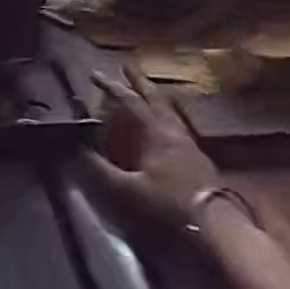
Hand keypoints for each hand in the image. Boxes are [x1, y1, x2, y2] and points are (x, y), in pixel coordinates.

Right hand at [83, 68, 221, 229]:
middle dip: (140, 82)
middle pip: (156, 99)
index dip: (112, 87)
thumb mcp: (126, 188)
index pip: (132, 103)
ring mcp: (188, 143)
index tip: (95, 74)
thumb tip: (76, 150)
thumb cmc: (167, 202)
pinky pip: (176, 124)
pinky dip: (164, 113)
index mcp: (157, 135)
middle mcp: (174, 132)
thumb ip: (100, 169)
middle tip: (127, 66)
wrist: (213, 222)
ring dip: (154, 96)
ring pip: (169, 111)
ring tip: (144, 89)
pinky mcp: (195, 156)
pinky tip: (162, 121)